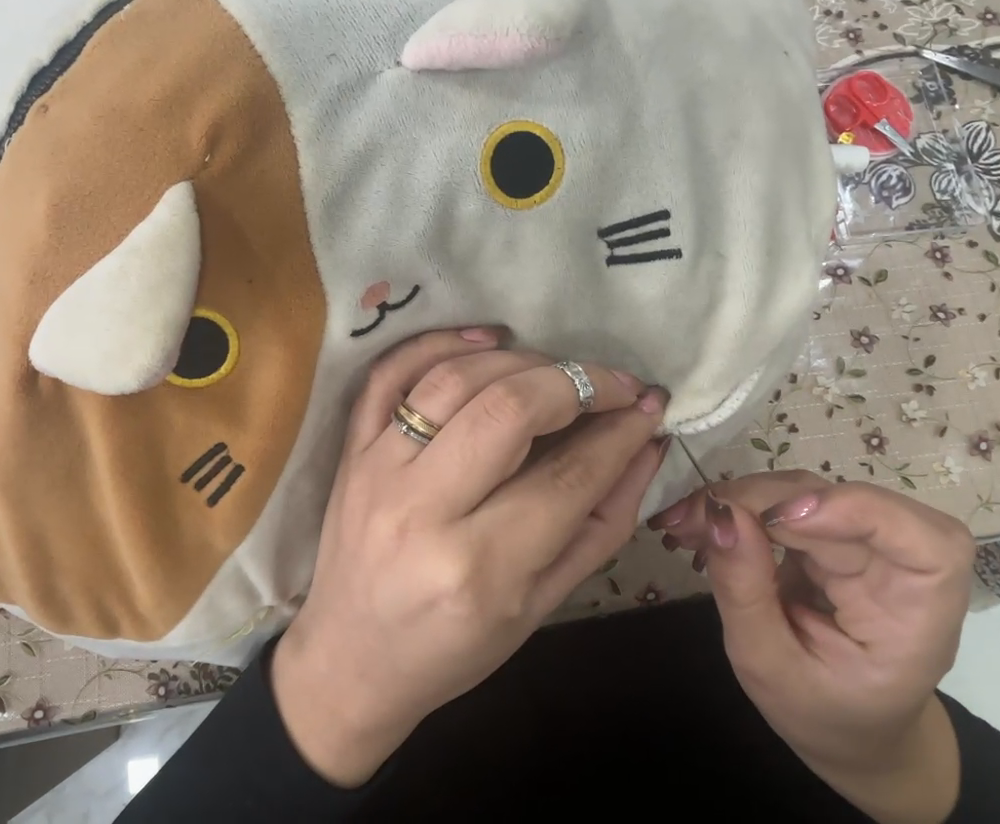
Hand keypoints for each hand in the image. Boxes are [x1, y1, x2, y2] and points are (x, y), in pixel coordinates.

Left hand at [272, 327, 667, 786]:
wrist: (351, 660)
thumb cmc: (453, 649)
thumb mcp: (541, 606)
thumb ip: (600, 524)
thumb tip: (646, 445)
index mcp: (480, 570)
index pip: (567, 477)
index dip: (618, 433)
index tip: (648, 407)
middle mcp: (423, 512)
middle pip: (507, 411)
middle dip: (575, 384)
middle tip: (611, 386)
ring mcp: (377, 473)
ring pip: (452, 380)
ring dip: (517, 359)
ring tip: (556, 370)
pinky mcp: (350, 452)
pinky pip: (387, 374)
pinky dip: (438, 342)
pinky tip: (487, 339)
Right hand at [654, 472, 975, 823]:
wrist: (849, 735)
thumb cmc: (821, 716)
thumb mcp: (769, 667)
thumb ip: (745, 593)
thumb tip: (719, 516)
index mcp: (917, 618)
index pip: (926, 543)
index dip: (858, 511)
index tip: (779, 518)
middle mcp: (902, 569)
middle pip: (844, 503)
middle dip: (762, 500)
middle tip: (689, 518)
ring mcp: (867, 548)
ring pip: (808, 494)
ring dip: (742, 498)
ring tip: (684, 523)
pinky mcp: (834, 540)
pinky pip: (787, 505)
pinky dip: (741, 508)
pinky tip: (702, 525)